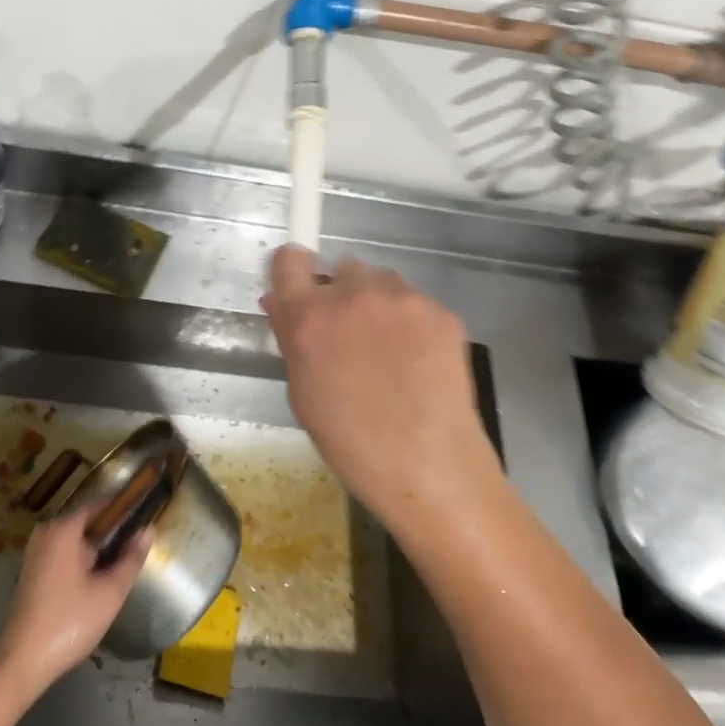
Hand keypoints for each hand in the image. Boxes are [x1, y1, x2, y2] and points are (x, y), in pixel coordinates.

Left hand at [0, 508, 150, 688]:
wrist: (24, 659)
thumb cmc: (70, 621)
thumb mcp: (110, 592)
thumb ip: (131, 559)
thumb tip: (149, 530)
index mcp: (62, 530)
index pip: (99, 507)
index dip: (123, 513)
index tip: (143, 523)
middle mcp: (45, 533)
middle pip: (86, 525)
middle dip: (110, 538)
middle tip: (133, 558)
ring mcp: (35, 552)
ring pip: (75, 544)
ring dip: (96, 555)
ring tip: (117, 576)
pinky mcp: (31, 571)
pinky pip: (62, 556)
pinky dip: (80, 565)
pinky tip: (93, 587)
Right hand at [261, 245, 497, 526]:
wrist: (427, 466)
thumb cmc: (350, 441)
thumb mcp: (302, 393)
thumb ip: (293, 341)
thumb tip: (283, 306)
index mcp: (308, 316)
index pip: (289, 259)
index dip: (294, 274)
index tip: (301, 293)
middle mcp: (353, 294)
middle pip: (340, 268)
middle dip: (341, 295)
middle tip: (350, 337)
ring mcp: (402, 299)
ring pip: (381, 282)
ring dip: (377, 305)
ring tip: (388, 351)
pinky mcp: (441, 311)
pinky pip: (415, 303)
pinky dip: (411, 323)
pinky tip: (417, 361)